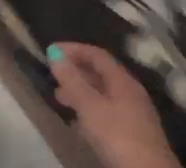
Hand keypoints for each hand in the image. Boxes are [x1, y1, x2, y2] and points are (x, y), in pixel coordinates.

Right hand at [48, 43, 179, 167]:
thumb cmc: (118, 135)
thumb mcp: (90, 106)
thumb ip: (72, 80)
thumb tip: (55, 53)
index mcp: (123, 81)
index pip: (97, 54)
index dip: (73, 49)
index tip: (51, 51)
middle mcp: (131, 93)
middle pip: (101, 73)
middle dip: (76, 71)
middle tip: (54, 75)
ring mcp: (135, 114)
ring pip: (104, 93)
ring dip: (81, 91)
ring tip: (61, 99)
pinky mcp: (134, 133)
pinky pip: (108, 110)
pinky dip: (90, 108)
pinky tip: (80, 120)